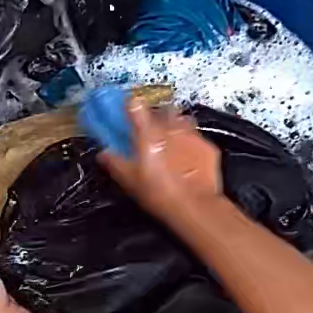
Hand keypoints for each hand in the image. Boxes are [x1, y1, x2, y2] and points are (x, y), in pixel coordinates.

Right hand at [97, 97, 224, 218]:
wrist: (194, 206)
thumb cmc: (160, 192)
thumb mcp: (129, 180)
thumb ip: (115, 162)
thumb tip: (105, 155)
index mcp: (148, 133)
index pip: (136, 106)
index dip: (131, 106)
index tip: (128, 109)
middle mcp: (171, 129)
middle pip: (162, 110)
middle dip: (156, 116)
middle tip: (150, 130)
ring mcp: (192, 136)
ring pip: (182, 120)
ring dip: (175, 126)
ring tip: (171, 141)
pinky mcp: (208, 148)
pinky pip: (197, 138)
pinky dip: (191, 143)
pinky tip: (188, 157)